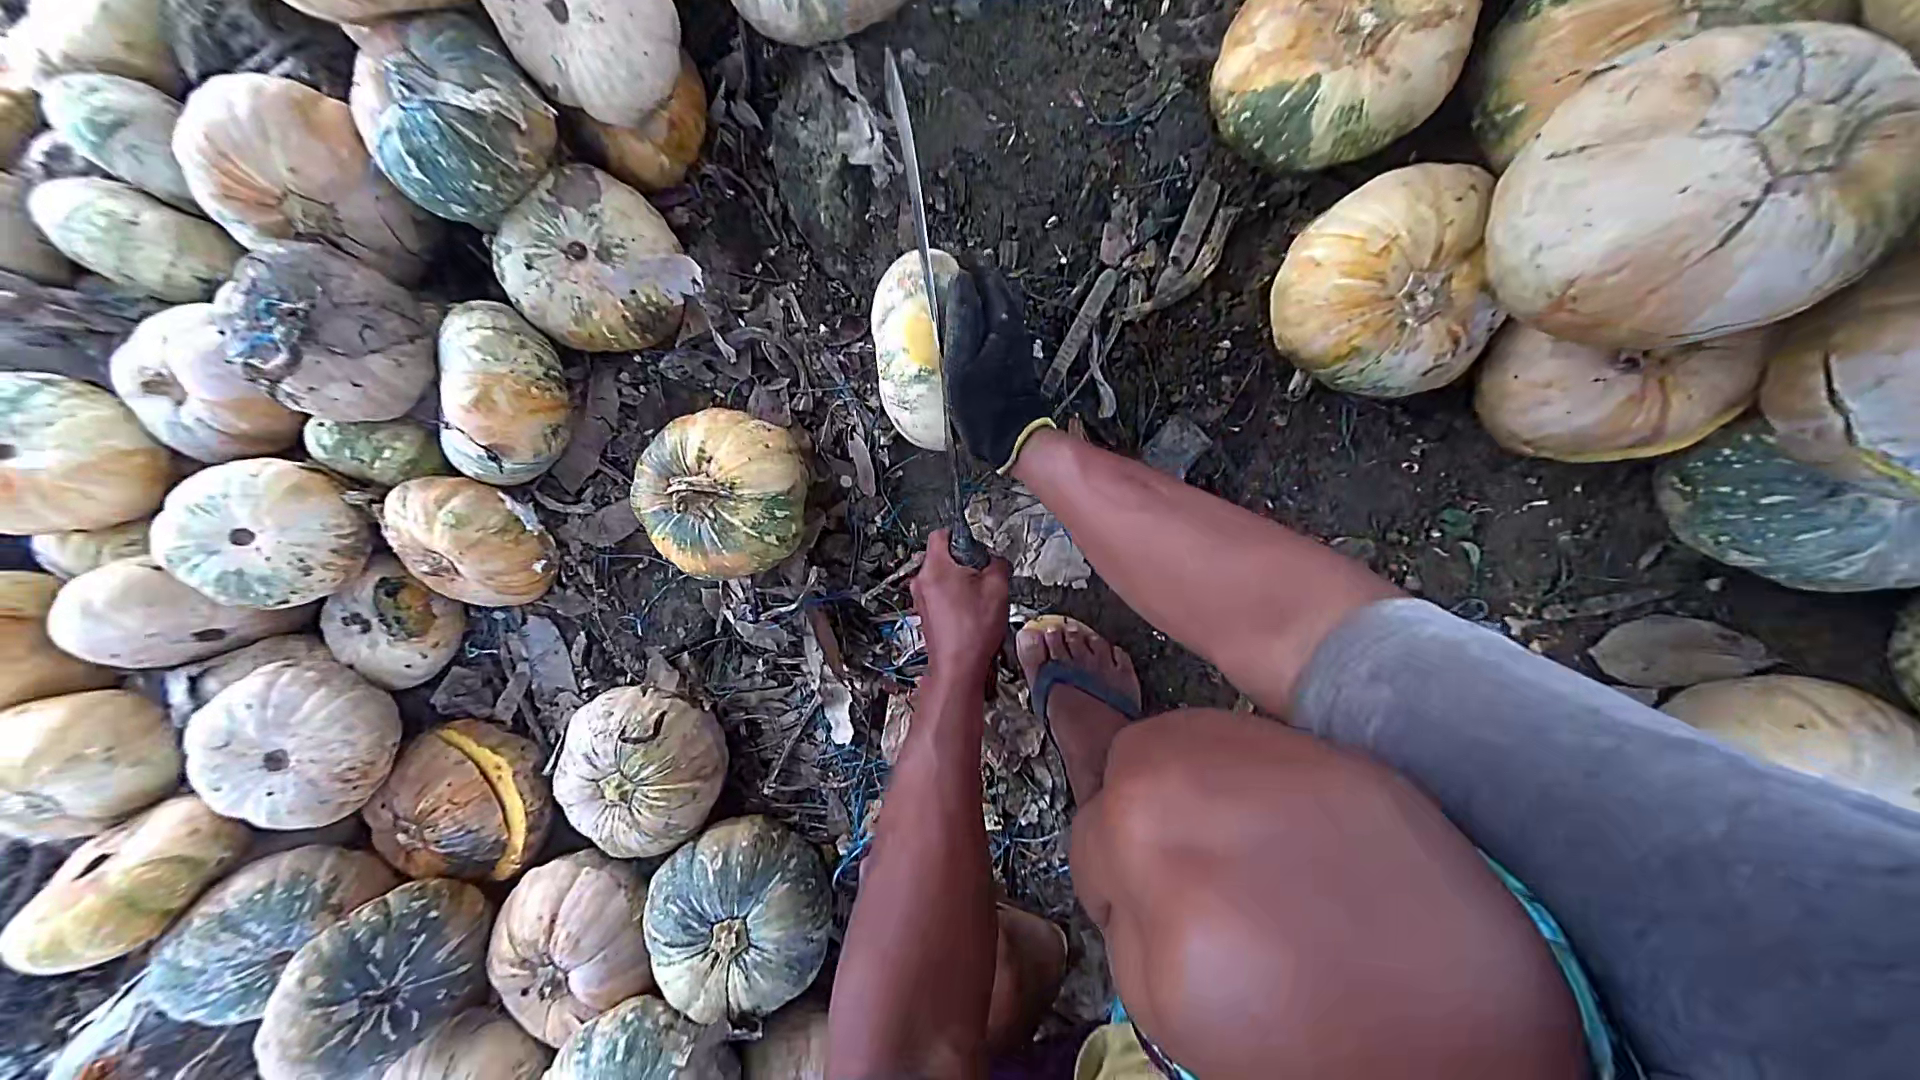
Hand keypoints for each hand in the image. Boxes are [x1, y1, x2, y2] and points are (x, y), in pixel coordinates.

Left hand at [912, 528, 1011, 680]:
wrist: (959, 667)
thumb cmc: (972, 632)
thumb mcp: (997, 588)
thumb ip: (997, 564)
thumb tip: (996, 560)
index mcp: (935, 568)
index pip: (941, 534)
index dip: (961, 536)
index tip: (976, 545)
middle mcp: (922, 581)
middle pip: (942, 556)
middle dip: (965, 561)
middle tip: (983, 574)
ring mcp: (922, 599)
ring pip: (942, 576)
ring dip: (961, 580)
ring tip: (979, 596)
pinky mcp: (926, 613)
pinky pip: (941, 594)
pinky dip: (955, 596)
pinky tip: (971, 610)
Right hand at [946, 255, 1054, 471]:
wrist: (1012, 438)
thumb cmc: (982, 405)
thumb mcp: (961, 362)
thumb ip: (961, 319)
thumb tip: (960, 281)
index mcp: (1003, 323)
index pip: (988, 280)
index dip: (970, 266)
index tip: (952, 259)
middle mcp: (1015, 327)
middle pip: (999, 290)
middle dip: (979, 277)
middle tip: (955, 273)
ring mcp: (1018, 343)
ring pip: (1002, 307)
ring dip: (983, 296)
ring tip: (960, 294)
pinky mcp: (1016, 358)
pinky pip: (1001, 324)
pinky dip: (986, 315)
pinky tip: (972, 325)